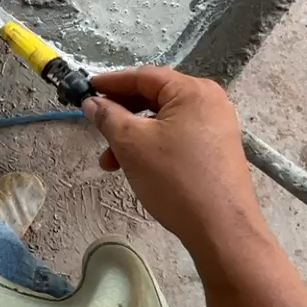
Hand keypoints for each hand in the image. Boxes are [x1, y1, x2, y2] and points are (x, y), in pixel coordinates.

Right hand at [82, 67, 266, 256]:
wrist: (221, 230)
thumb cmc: (175, 179)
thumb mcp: (131, 144)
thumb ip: (108, 116)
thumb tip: (92, 102)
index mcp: (193, 91)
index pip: (143, 76)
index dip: (111, 83)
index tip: (86, 90)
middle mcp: (209, 103)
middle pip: (153, 97)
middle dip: (120, 114)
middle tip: (96, 126)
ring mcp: (216, 127)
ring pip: (162, 121)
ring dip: (132, 136)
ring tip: (111, 161)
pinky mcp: (216, 150)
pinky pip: (175, 136)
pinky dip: (151, 146)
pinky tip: (134, 166)